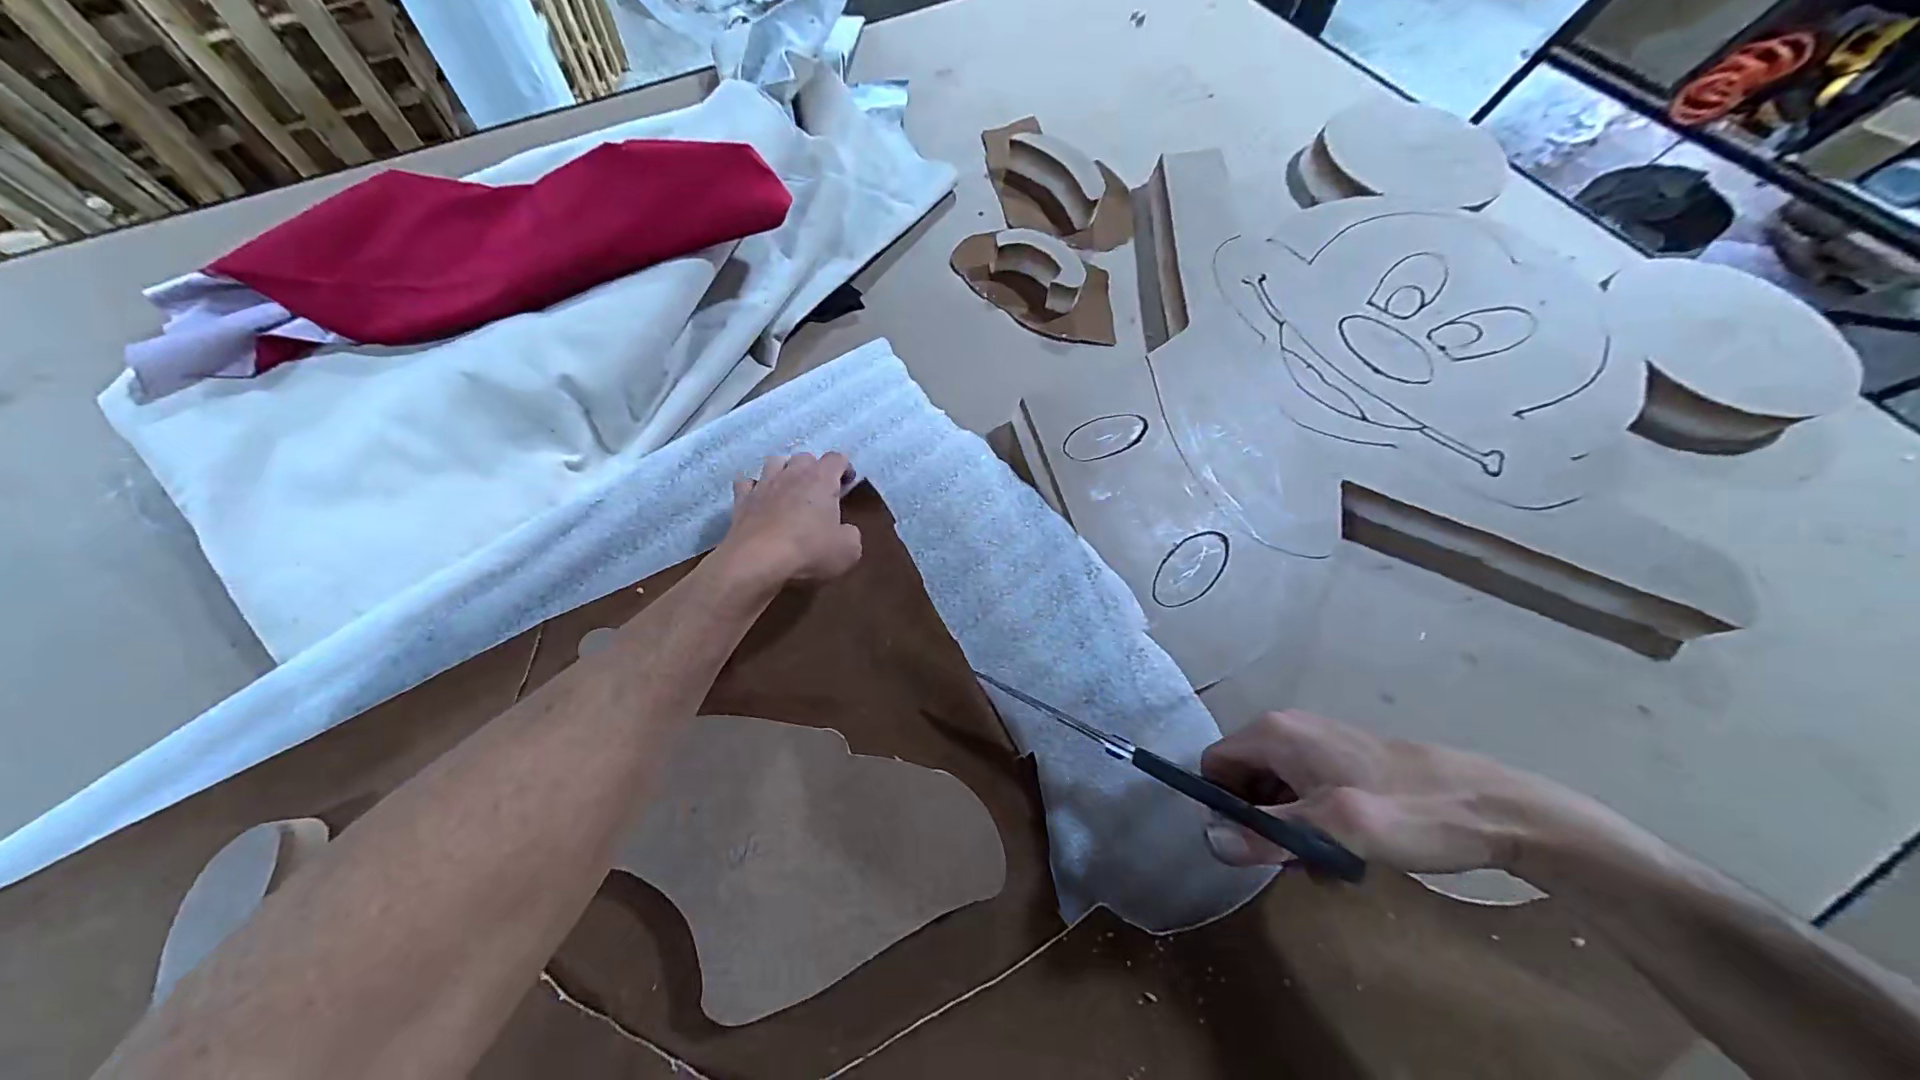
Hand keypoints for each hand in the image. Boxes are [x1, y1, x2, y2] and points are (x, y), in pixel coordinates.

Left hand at [714, 452, 862, 591]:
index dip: (845, 468)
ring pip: (774, 462)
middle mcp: (792, 474)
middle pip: (805, 457)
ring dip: (784, 471)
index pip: (836, 458)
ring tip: (789, 489)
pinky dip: (754, 487)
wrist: (757, 562)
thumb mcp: (848, 550)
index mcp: (821, 479)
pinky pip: (746, 482)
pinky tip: (758, 498)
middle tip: (818, 491)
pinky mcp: (741, 500)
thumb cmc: (808, 551)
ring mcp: (763, 484)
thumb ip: (851, 534)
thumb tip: (844, 531)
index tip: (847, 484)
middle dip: (814, 469)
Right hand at [1199, 709, 1576, 873]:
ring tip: (1327, 861)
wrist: (1497, 809)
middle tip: (1296, 859)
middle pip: (1242, 779)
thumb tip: (1209, 840)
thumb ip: (1269, 833)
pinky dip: (1312, 822)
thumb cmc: (1412, 813)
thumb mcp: (1335, 830)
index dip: (1224, 808)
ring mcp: (1317, 744)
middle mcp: (1288, 729)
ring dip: (1288, 828)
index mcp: (1275, 732)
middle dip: (1260, 822)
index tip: (1256, 845)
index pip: (1213, 766)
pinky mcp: (1343, 761)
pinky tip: (1345, 849)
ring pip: (1273, 789)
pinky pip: (1303, 791)